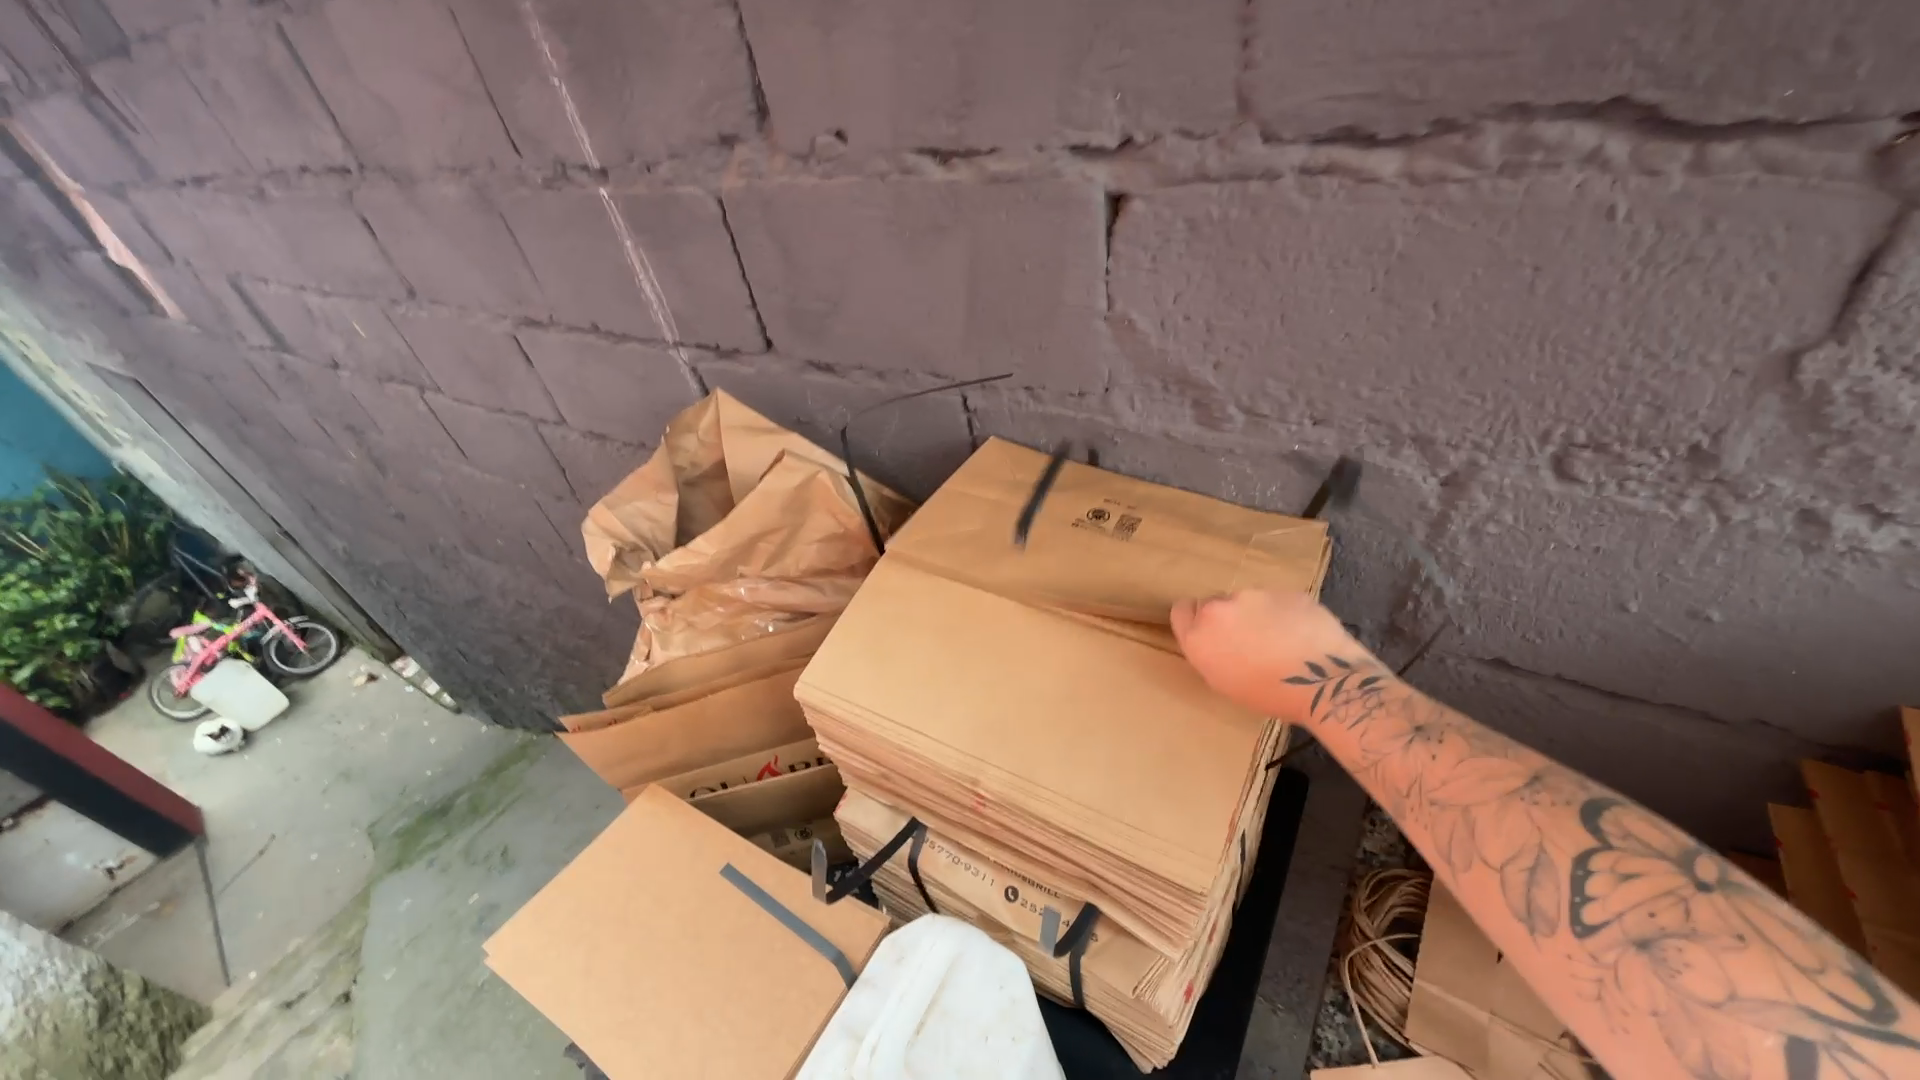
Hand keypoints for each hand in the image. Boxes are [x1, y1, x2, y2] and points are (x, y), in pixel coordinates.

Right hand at [1171, 591, 1374, 723]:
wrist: (1324, 682)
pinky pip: (1279, 599)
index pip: (1182, 610)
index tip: (1211, 634)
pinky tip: (1301, 635)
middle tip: (1249, 642)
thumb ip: (1209, 651)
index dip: (1196, 621)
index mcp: (1199, 635)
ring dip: (1258, 614)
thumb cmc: (1269, 694)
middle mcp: (1220, 608)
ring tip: (1280, 641)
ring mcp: (1255, 595)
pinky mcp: (1287, 591)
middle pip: (1216, 604)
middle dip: (1228, 618)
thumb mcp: (1223, 682)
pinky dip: (1285, 613)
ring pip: (1249, 600)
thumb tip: (1216, 640)